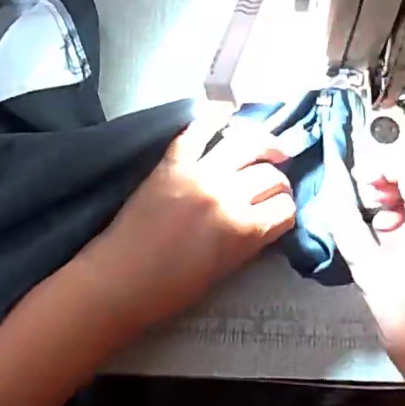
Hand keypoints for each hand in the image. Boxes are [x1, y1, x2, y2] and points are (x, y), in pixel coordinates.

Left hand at [77, 117, 296, 332]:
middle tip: (272, 185)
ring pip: (245, 145)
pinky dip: (212, 120)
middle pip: (270, 177)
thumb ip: (248, 240)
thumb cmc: (170, 289)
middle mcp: (228, 195)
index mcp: (244, 231)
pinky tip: (224, 116)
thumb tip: (262, 218)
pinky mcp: (171, 164)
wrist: (119, 280)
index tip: (279, 211)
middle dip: (278, 182)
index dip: (285, 210)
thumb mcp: (224, 270)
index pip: (284, 209)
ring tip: (268, 148)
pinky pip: (196, 132)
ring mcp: (199, 174)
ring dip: (263, 144)